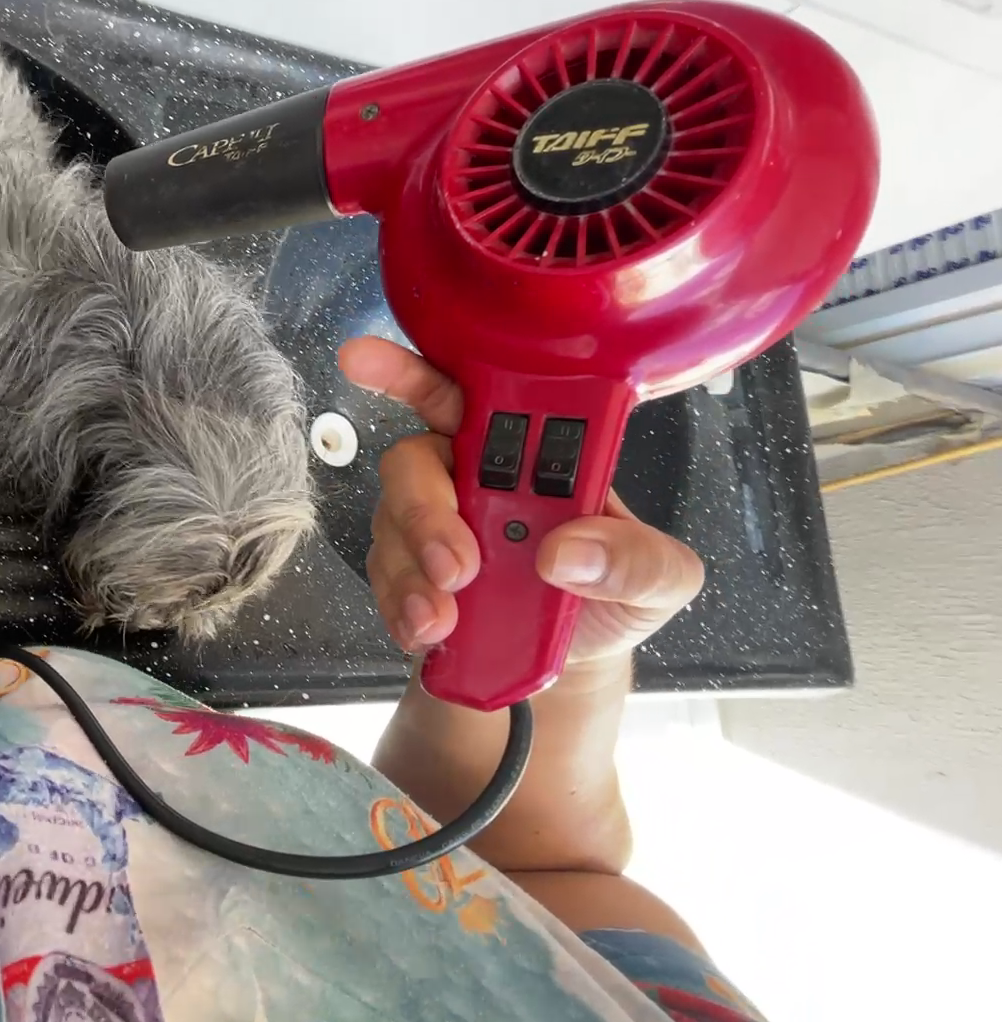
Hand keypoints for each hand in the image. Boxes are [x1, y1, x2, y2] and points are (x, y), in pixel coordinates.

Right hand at [339, 337, 703, 675]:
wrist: (568, 663)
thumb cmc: (609, 597)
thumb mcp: (661, 579)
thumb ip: (636, 560)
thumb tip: (569, 552)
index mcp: (525, 453)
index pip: (463, 394)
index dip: (409, 373)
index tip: (360, 358)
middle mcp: (465, 479)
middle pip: (412, 464)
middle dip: (424, 511)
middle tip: (456, 567)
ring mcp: (425, 527)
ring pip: (390, 525)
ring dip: (412, 573)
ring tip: (444, 620)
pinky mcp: (403, 573)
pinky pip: (383, 578)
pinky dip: (400, 606)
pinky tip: (426, 630)